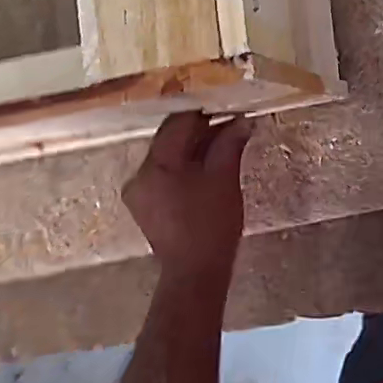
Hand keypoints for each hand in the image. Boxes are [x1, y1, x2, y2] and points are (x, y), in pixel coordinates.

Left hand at [122, 111, 254, 284]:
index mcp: (156, 165)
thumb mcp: (224, 178)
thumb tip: (243, 120)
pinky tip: (209, 170)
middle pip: (170, 139)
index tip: (229, 110)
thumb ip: (230, 144)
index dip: (204, 113)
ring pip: (169, 158)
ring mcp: (140, 192)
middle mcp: (140, 174)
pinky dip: (186, 168)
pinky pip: (166, 175)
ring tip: (224, 146)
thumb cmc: (212, 223)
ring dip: (194, 149)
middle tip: (232, 127)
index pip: (177, 123)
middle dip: (201, 131)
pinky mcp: (147, 207)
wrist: (196, 272)